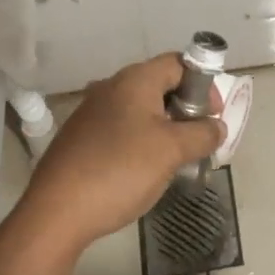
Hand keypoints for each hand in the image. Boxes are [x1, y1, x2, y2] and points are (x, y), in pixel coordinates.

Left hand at [15, 54, 225, 252]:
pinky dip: (139, 140)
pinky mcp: (80, 137)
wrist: (57, 211)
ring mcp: (91, 111)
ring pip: (139, 109)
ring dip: (163, 127)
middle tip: (198, 139)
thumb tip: (217, 126)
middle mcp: (111, 86)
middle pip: (159, 85)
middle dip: (185, 109)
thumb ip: (202, 134)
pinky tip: (142, 170)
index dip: (203, 84)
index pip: (179, 63)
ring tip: (175, 158)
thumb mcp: (172, 151)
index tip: (213, 116)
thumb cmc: (121, 170)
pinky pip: (120, 128)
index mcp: (135, 79)